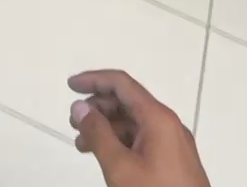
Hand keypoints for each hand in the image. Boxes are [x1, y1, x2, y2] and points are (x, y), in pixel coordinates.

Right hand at [68, 70, 211, 186]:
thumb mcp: (120, 167)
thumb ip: (97, 133)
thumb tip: (79, 106)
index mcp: (158, 118)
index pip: (121, 83)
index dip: (93, 80)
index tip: (70, 86)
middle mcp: (169, 125)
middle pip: (127, 102)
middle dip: (97, 108)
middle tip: (74, 123)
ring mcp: (174, 145)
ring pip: (134, 124)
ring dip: (106, 128)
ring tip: (83, 145)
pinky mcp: (175, 164)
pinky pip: (143, 141)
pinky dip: (120, 143)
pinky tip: (106, 157)